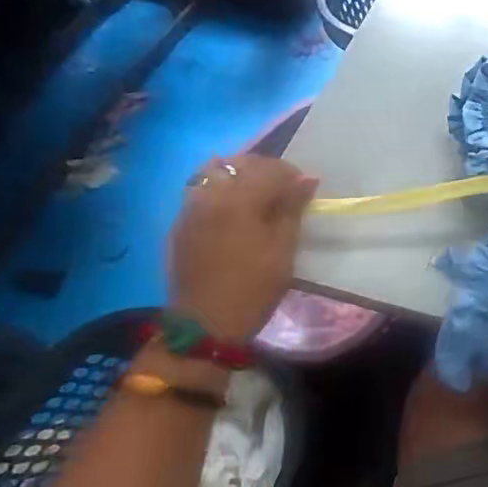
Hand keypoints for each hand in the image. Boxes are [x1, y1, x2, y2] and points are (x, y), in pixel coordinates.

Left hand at [169, 155, 318, 341]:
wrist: (206, 323)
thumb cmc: (255, 287)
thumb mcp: (283, 248)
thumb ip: (292, 209)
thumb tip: (307, 180)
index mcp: (239, 200)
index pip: (269, 168)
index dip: (291, 175)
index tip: (305, 190)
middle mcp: (210, 195)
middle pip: (239, 163)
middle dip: (265, 170)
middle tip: (283, 191)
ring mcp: (190, 207)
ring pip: (214, 172)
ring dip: (239, 176)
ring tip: (257, 196)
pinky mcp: (181, 223)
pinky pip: (201, 190)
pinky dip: (221, 189)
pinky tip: (234, 211)